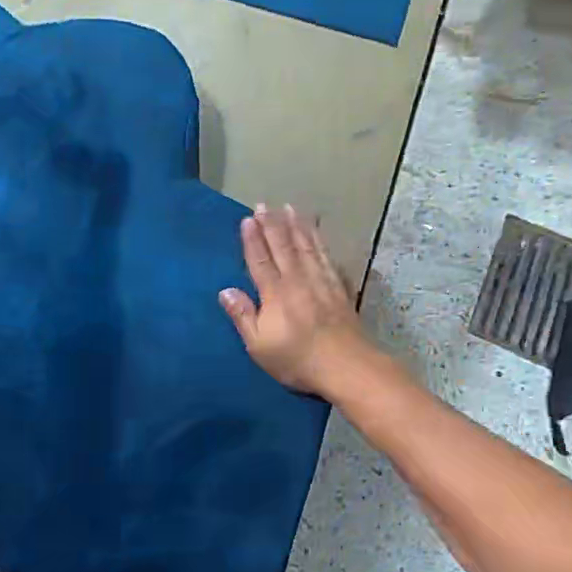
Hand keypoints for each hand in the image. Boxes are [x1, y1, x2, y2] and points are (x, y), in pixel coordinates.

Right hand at [219, 203, 378, 397]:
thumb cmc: (296, 359)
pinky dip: (321, 242)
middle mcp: (298, 280)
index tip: (248, 219)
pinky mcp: (340, 289)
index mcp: (275, 293)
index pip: (260, 260)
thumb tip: (226, 290)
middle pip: (283, 247)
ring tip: (290, 208)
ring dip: (297, 226)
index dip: (253, 240)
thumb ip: (243, 316)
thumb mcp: (259, 345)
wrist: (346, 366)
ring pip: (307, 246)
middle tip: (264, 205)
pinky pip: (327, 257)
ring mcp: (322, 282)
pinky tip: (319, 235)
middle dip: (272, 225)